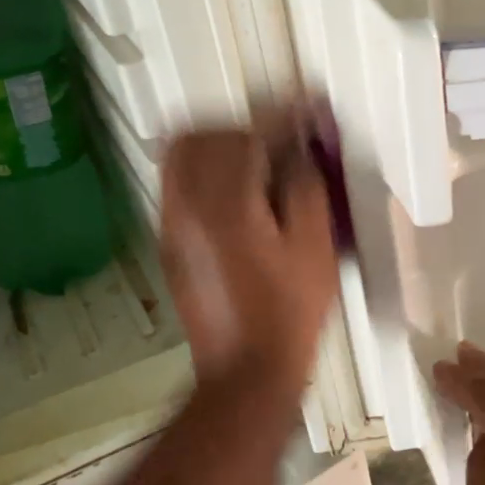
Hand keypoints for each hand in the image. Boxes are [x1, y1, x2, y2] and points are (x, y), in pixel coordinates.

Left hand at [160, 118, 336, 394]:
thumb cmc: (291, 309)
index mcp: (227, 203)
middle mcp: (187, 204)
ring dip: (218, 146)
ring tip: (258, 164)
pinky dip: (205, 172)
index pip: (247, 134)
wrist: (246, 370)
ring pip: (180, 155)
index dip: (281, 118)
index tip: (307, 114)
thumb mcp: (315, 245)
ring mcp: (171, 223)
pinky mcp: (169, 241)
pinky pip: (177, 183)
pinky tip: (240, 195)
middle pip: (200, 134)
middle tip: (278, 143)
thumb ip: (306, 184)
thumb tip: (300, 142)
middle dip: (241, 126)